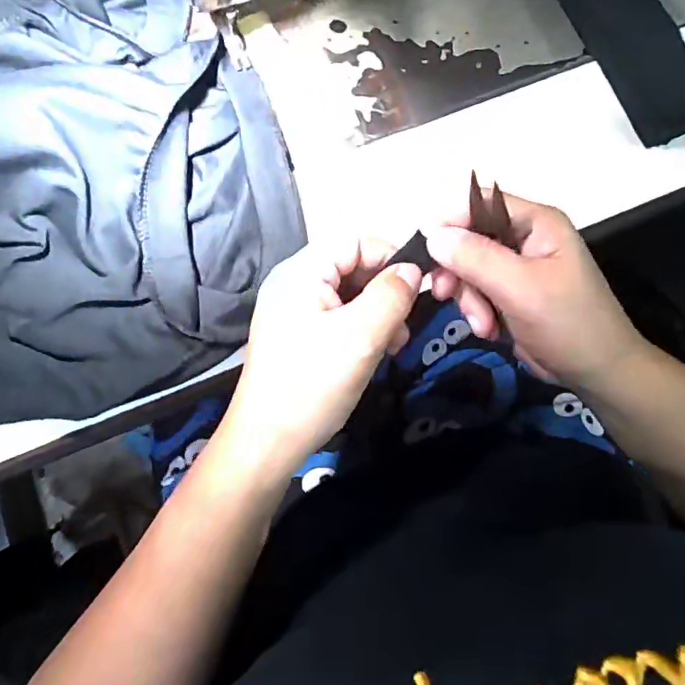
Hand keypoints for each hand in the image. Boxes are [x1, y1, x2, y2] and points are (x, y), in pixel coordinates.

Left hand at [206, 240, 421, 487]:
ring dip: (378, 313)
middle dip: (386, 291)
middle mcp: (293, 282)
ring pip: (348, 293)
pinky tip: (373, 354)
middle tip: (405, 326)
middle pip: (352, 265)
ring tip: (393, 345)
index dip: (391, 257)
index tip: (419, 289)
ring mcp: (291, 309)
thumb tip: (412, 269)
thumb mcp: (361, 337)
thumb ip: (392, 295)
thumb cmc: (312, 385)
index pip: (356, 240)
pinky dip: (361, 329)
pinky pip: (337, 316)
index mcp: (301, 272)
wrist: (265, 444)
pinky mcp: (295, 335)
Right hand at [425, 189, 650, 391]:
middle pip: (469, 237)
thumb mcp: (520, 288)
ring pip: (467, 267)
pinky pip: (476, 290)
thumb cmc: (567, 323)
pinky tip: (488, 330)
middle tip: (446, 294)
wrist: (597, 373)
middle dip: (458, 269)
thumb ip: (476, 257)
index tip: (428, 251)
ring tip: (482, 324)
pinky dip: (476, 310)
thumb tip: (432, 234)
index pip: (480, 203)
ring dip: (468, 297)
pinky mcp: (510, 293)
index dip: (450, 222)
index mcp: (536, 222)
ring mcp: (517, 266)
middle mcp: (525, 237)